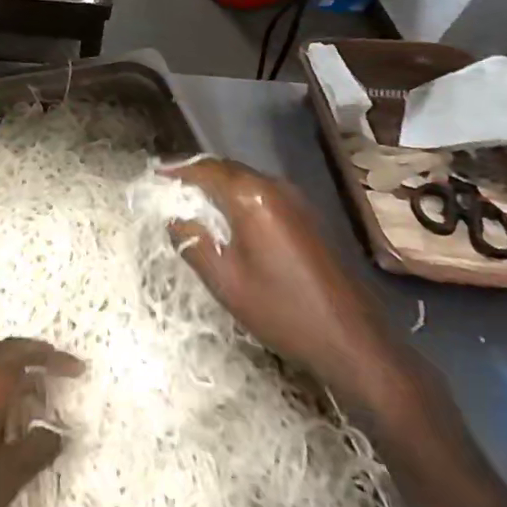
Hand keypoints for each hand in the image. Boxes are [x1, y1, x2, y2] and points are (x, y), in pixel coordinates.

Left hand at [0, 338, 83, 506]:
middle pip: (5, 353)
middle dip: (35, 360)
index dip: (52, 357)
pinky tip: (8, 426)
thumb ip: (36, 450)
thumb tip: (60, 432)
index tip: (78, 369)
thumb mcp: (4, 477)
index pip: (22, 352)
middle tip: (61, 377)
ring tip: (40, 407)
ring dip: (16, 380)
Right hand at [163, 157, 395, 383]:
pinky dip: (239, 196)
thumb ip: (194, 243)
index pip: (207, 170)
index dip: (179, 171)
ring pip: (246, 179)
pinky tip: (228, 216)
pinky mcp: (306, 214)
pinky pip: (262, 193)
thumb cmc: (281, 309)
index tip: (156, 175)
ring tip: (193, 199)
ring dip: (219, 184)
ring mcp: (295, 199)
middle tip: (171, 185)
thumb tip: (173, 219)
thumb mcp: (226, 281)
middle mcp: (274, 187)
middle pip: (228, 169)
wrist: (350, 337)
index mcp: (252, 197)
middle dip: (198, 173)